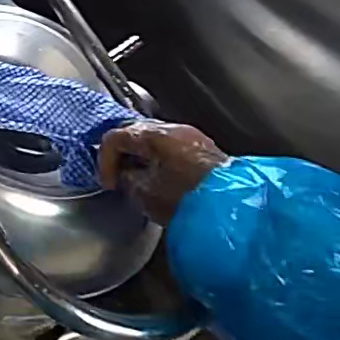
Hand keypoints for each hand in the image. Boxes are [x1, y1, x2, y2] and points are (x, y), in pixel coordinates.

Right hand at [98, 122, 229, 224]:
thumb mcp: (146, 194)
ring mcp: (192, 137)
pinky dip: (160, 160)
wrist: (234, 211)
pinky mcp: (205, 149)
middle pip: (136, 132)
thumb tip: (125, 175)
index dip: (105, 160)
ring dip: (142, 157)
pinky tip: (161, 180)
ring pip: (155, 140)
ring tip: (139, 181)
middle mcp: (174, 128)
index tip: (108, 183)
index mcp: (155, 134)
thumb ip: (128, 179)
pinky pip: (172, 148)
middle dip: (122, 155)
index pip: (116, 136)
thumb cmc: (189, 201)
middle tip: (119, 178)